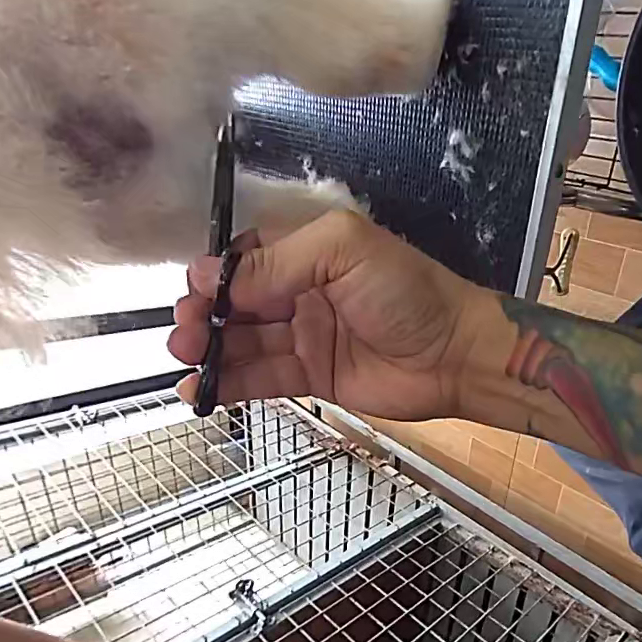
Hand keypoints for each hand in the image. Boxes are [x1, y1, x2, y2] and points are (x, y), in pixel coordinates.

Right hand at [167, 211, 494, 420]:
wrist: (457, 354)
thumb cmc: (411, 293)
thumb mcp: (344, 252)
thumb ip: (278, 261)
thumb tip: (212, 277)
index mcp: (310, 254)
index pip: (244, 261)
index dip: (215, 277)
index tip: (197, 293)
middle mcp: (303, 294)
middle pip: (236, 304)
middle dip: (202, 315)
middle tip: (184, 333)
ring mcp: (308, 338)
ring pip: (244, 343)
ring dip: (209, 350)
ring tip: (185, 358)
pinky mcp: (316, 376)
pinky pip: (264, 378)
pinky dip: (231, 384)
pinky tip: (201, 390)